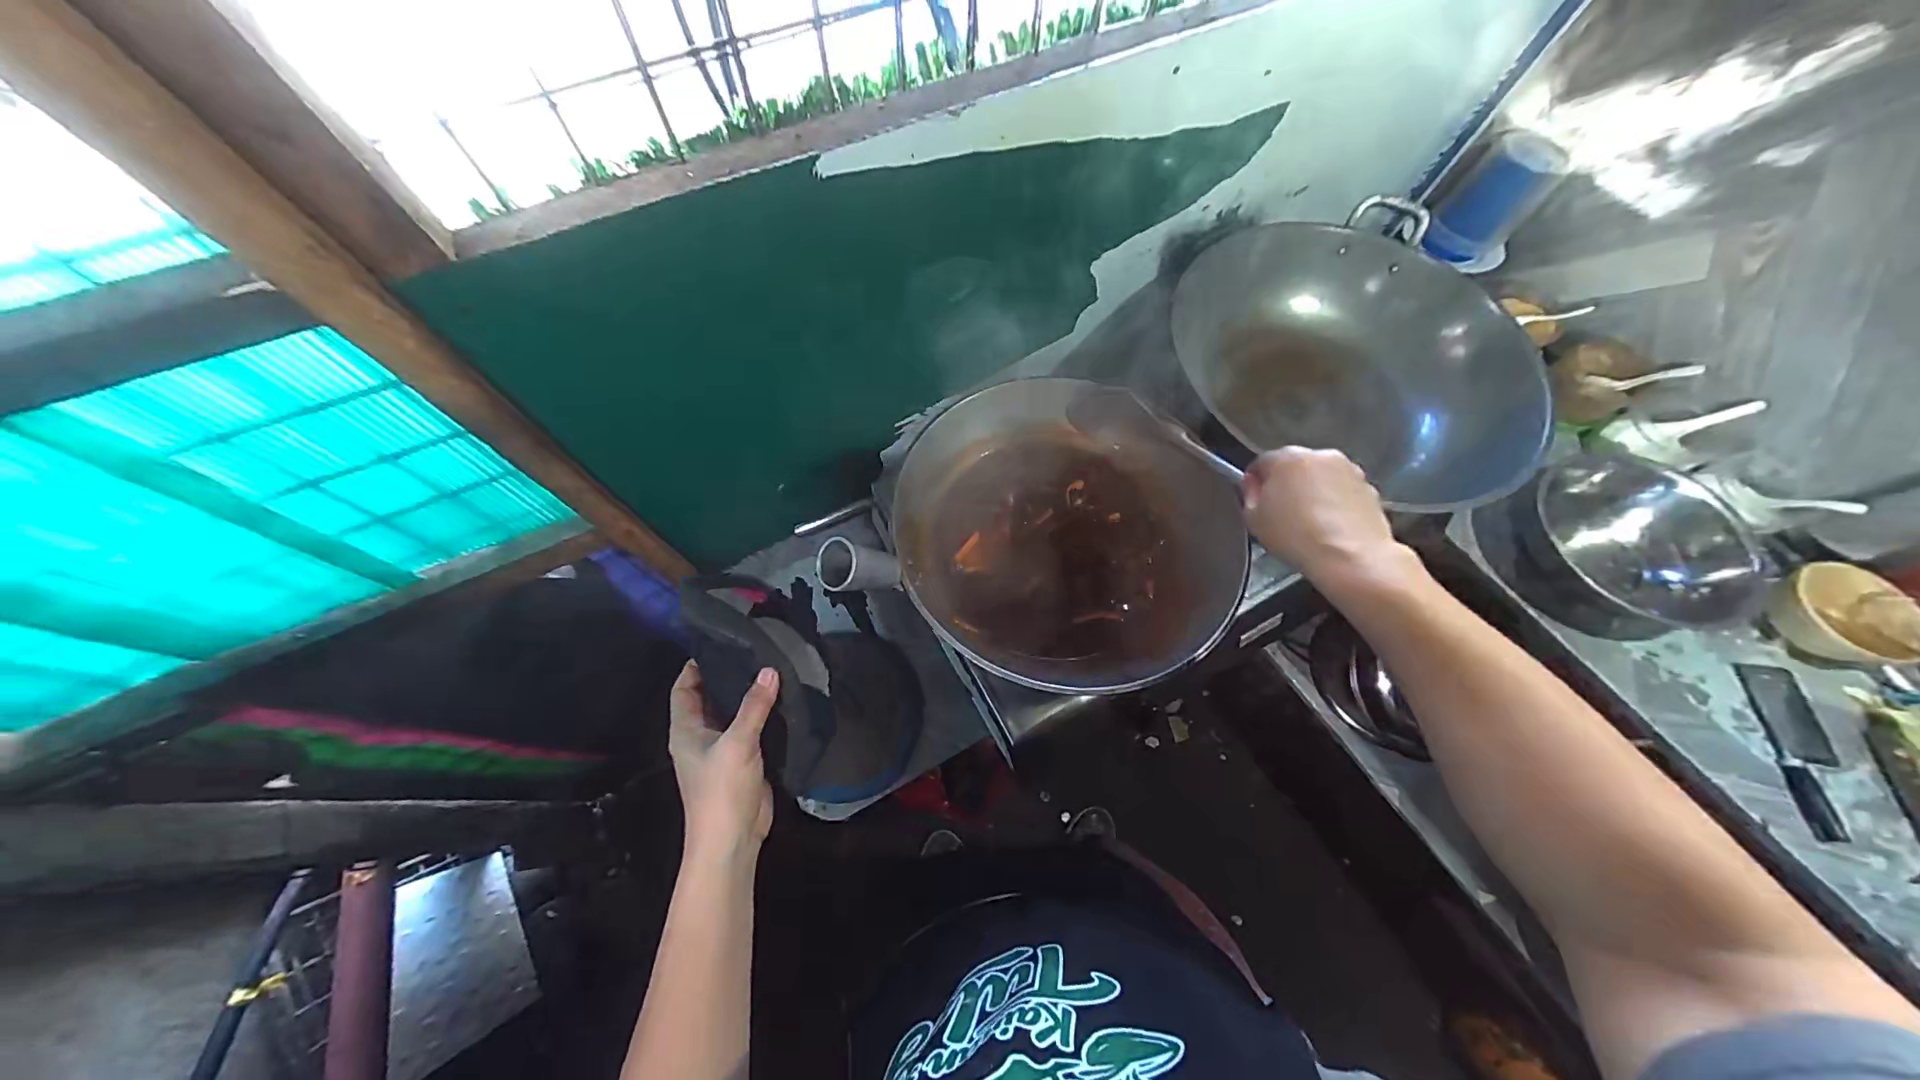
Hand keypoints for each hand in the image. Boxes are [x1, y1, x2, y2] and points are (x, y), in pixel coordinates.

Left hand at [668, 661, 776, 861]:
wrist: (732, 839)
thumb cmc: (721, 789)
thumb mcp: (738, 742)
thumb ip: (754, 705)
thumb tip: (769, 669)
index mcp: (685, 730)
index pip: (684, 689)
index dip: (695, 666)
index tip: (717, 642)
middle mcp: (700, 737)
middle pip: (709, 698)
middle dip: (726, 676)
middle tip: (753, 650)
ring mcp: (722, 750)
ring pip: (732, 714)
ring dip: (746, 696)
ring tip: (771, 668)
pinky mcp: (743, 762)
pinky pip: (750, 731)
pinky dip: (761, 716)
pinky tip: (781, 701)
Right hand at [1241, 447, 1407, 582]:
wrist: (1350, 557)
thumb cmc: (1298, 537)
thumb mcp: (1254, 519)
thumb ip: (1249, 495)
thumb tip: (1253, 486)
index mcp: (1287, 458)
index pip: (1261, 462)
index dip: (1255, 482)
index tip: (1255, 500)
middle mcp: (1320, 456)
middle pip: (1294, 466)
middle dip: (1287, 485)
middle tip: (1280, 515)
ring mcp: (1349, 470)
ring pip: (1321, 478)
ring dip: (1313, 493)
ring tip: (1307, 525)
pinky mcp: (1369, 488)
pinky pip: (1343, 492)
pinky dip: (1336, 504)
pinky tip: (1329, 529)